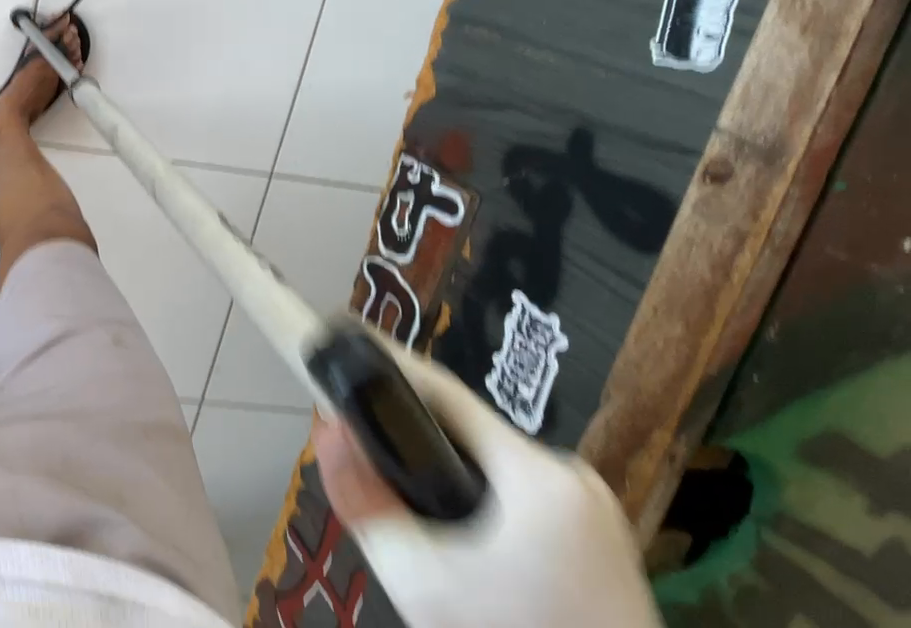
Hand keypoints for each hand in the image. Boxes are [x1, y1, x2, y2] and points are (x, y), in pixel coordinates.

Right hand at [314, 346, 662, 627]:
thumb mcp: (420, 582)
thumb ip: (364, 500)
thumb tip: (325, 427)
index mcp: (538, 474)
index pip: (443, 393)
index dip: (386, 366)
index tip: (337, 342)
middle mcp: (572, 477)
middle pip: (465, 433)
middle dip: (409, 439)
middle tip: (360, 456)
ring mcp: (592, 510)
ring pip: (489, 469)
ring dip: (442, 476)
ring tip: (405, 514)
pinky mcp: (598, 541)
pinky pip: (516, 499)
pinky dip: (475, 505)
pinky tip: (455, 543)